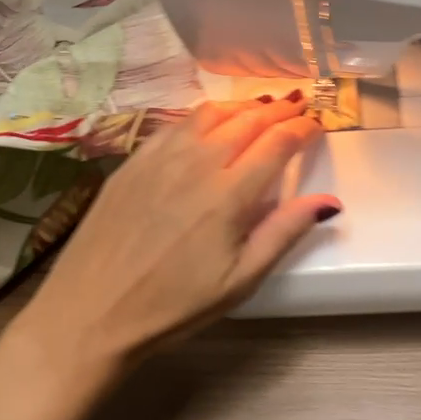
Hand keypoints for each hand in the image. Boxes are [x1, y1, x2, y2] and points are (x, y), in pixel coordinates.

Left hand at [0, 98, 339, 419]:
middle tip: (298, 105)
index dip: (303, 128)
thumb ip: (284, 233)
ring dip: (242, 106)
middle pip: (247, 120)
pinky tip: (209, 123)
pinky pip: (176, 124)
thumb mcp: (239, 281)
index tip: (318, 124)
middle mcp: (197, 163)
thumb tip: (329, 202)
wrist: (90, 314)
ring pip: (210, 113)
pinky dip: (203, 115)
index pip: (278, 143)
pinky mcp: (133, 162)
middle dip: (279, 109)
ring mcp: (160, 158)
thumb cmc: (173, 306)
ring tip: (260, 107)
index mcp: (229, 195)